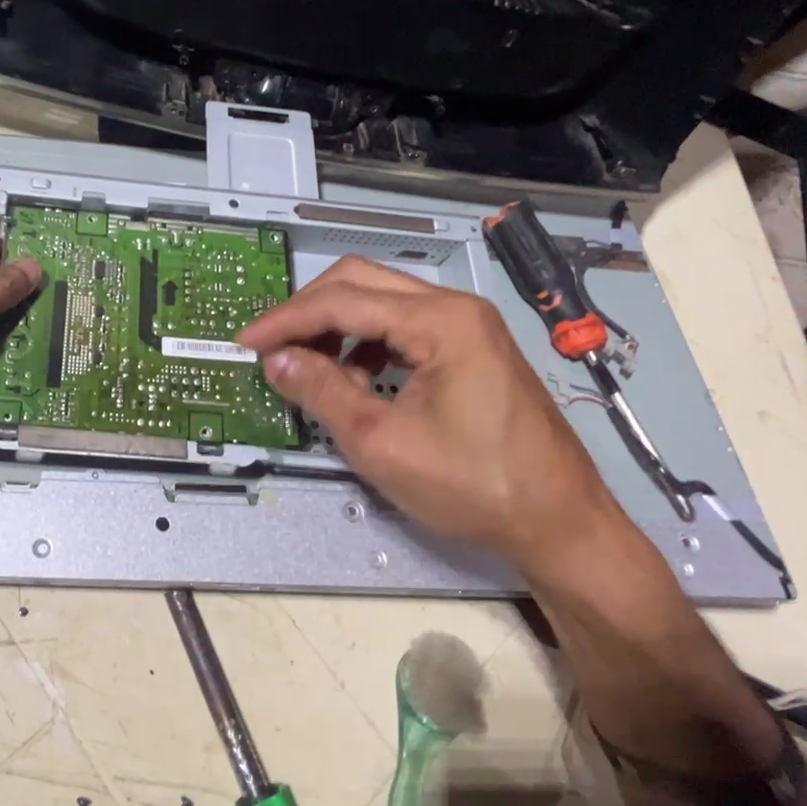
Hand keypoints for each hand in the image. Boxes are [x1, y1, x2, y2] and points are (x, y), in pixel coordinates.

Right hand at [235, 255, 626, 570]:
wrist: (560, 523)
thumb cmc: (475, 486)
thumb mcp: (382, 443)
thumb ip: (322, 393)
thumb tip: (275, 361)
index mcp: (441, 322)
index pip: (342, 302)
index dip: (286, 320)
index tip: (246, 343)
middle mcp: (456, 308)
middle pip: (360, 282)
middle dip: (308, 311)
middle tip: (271, 348)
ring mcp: (468, 325)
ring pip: (381, 300)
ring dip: (336, 326)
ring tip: (310, 370)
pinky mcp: (472, 346)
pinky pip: (403, 324)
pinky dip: (366, 341)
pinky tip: (354, 378)